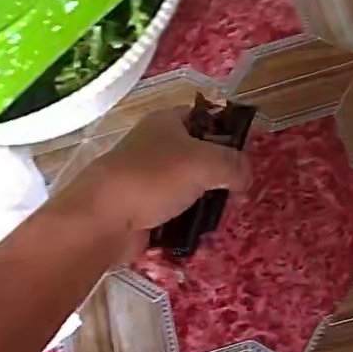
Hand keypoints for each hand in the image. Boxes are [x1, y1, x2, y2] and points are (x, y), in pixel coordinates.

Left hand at [48, 106, 251, 254]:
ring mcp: (148, 179)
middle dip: (219, 176)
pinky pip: (176, 213)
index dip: (227, 133)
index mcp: (167, 122)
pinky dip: (188, 223)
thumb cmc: (154, 178)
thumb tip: (246, 176)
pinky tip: (198, 234)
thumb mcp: (206, 162)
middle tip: (235, 192)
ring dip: (205, 204)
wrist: (105, 218)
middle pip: (200, 157)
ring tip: (217, 217)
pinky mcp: (143, 208)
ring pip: (189, 188)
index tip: (243, 157)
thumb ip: (234, 165)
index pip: (206, 118)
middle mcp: (156, 146)